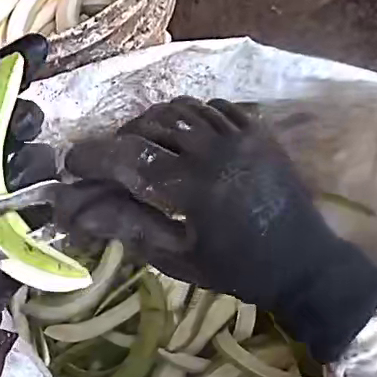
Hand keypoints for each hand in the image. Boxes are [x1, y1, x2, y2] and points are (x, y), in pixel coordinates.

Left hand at [0, 36, 55, 324]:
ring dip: (26, 158)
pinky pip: (47, 181)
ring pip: (35, 146)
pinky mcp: (30, 203)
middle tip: (22, 127)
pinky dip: (38, 186)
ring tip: (7, 187)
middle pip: (16, 114)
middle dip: (21, 115)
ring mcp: (8, 179)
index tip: (38, 47)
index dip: (8, 67)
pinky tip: (21, 205)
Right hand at [54, 97, 376, 361]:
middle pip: (150, 123)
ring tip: (140, 146)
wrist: (304, 263)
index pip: (127, 156)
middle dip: (119, 138)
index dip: (93, 156)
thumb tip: (77, 211)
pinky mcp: (257, 131)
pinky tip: (180, 138)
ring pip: (179, 108)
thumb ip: (126, 225)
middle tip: (107, 160)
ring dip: (151, 123)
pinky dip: (186, 117)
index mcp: (192, 187)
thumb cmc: (233, 270)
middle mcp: (215, 150)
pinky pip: (211, 107)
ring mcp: (240, 135)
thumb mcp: (174, 257)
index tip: (72, 162)